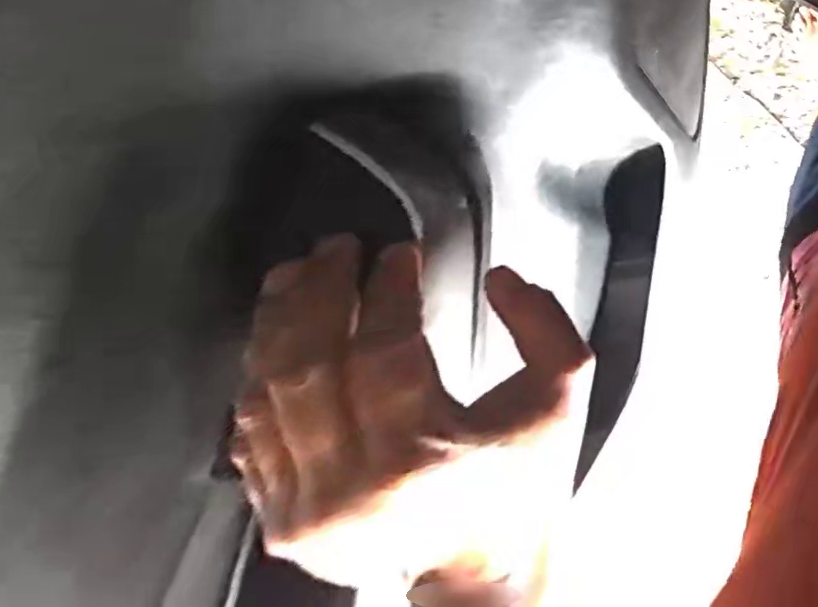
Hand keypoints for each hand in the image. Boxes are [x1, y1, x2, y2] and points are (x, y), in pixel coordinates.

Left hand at [232, 236, 591, 598]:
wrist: (483, 567)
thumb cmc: (530, 473)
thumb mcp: (565, 389)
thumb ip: (545, 322)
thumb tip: (500, 277)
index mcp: (422, 449)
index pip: (387, 348)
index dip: (390, 289)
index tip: (399, 251)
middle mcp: (349, 482)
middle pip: (309, 366)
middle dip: (319, 295)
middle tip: (335, 249)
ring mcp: (303, 508)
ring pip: (266, 398)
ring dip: (278, 326)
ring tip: (295, 277)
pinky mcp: (281, 521)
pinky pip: (251, 438)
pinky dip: (261, 379)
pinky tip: (276, 340)